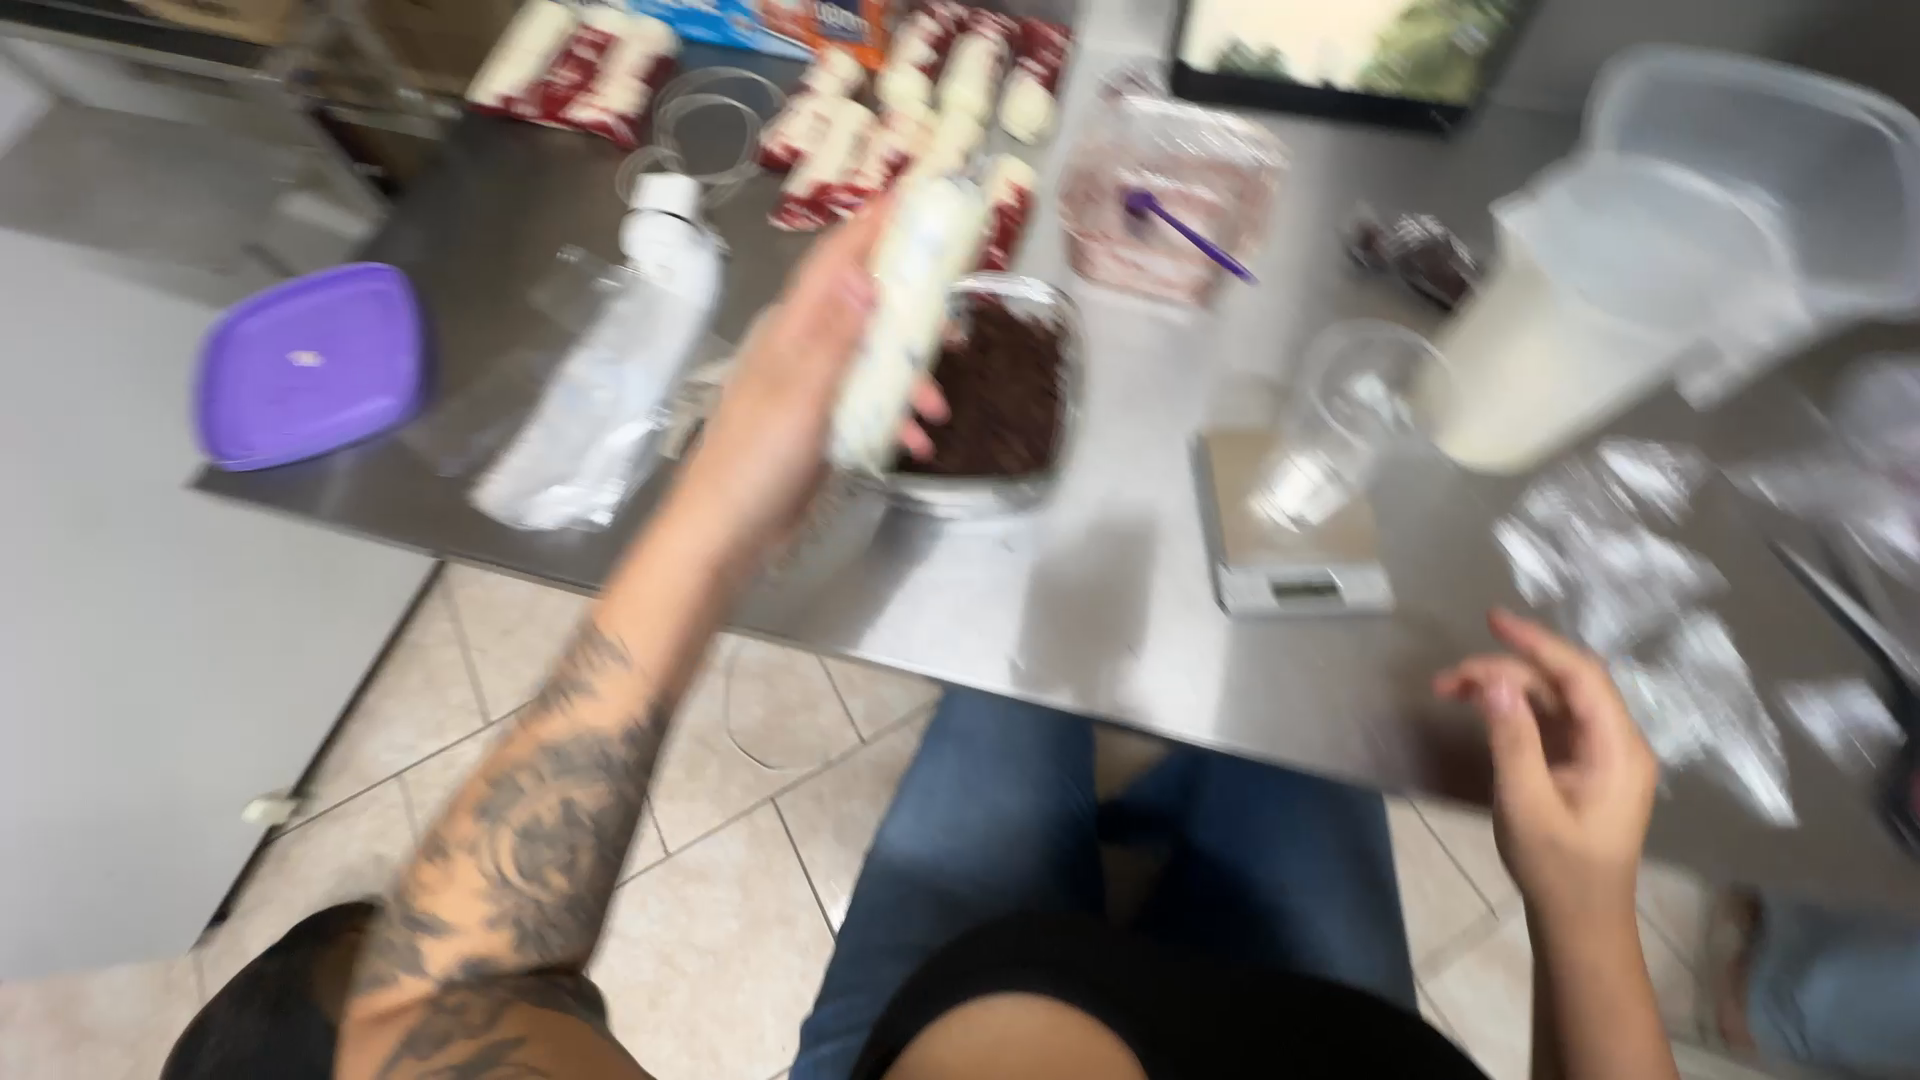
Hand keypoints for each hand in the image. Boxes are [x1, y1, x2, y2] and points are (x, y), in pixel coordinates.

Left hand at [662, 198, 947, 568]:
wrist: (730, 530)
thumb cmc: (759, 460)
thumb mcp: (802, 396)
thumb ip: (837, 338)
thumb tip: (865, 276)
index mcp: (793, 331)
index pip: (836, 262)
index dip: (872, 226)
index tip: (913, 197)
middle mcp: (806, 350)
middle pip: (866, 308)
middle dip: (912, 310)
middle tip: (954, 317)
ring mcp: (816, 390)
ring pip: (876, 363)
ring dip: (912, 380)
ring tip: (939, 408)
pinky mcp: (825, 427)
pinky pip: (871, 409)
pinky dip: (897, 421)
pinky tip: (918, 444)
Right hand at [1434, 609, 1658, 926]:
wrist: (1577, 915)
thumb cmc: (1557, 865)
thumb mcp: (1527, 803)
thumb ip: (1513, 740)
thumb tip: (1496, 682)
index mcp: (1618, 750)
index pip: (1582, 677)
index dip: (1539, 643)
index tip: (1493, 621)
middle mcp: (1612, 741)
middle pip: (1559, 682)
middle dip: (1503, 669)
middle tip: (1447, 679)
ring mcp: (1594, 750)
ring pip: (1546, 696)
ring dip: (1498, 684)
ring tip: (1447, 689)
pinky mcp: (1573, 760)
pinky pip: (1541, 715)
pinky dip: (1505, 703)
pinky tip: (1473, 704)